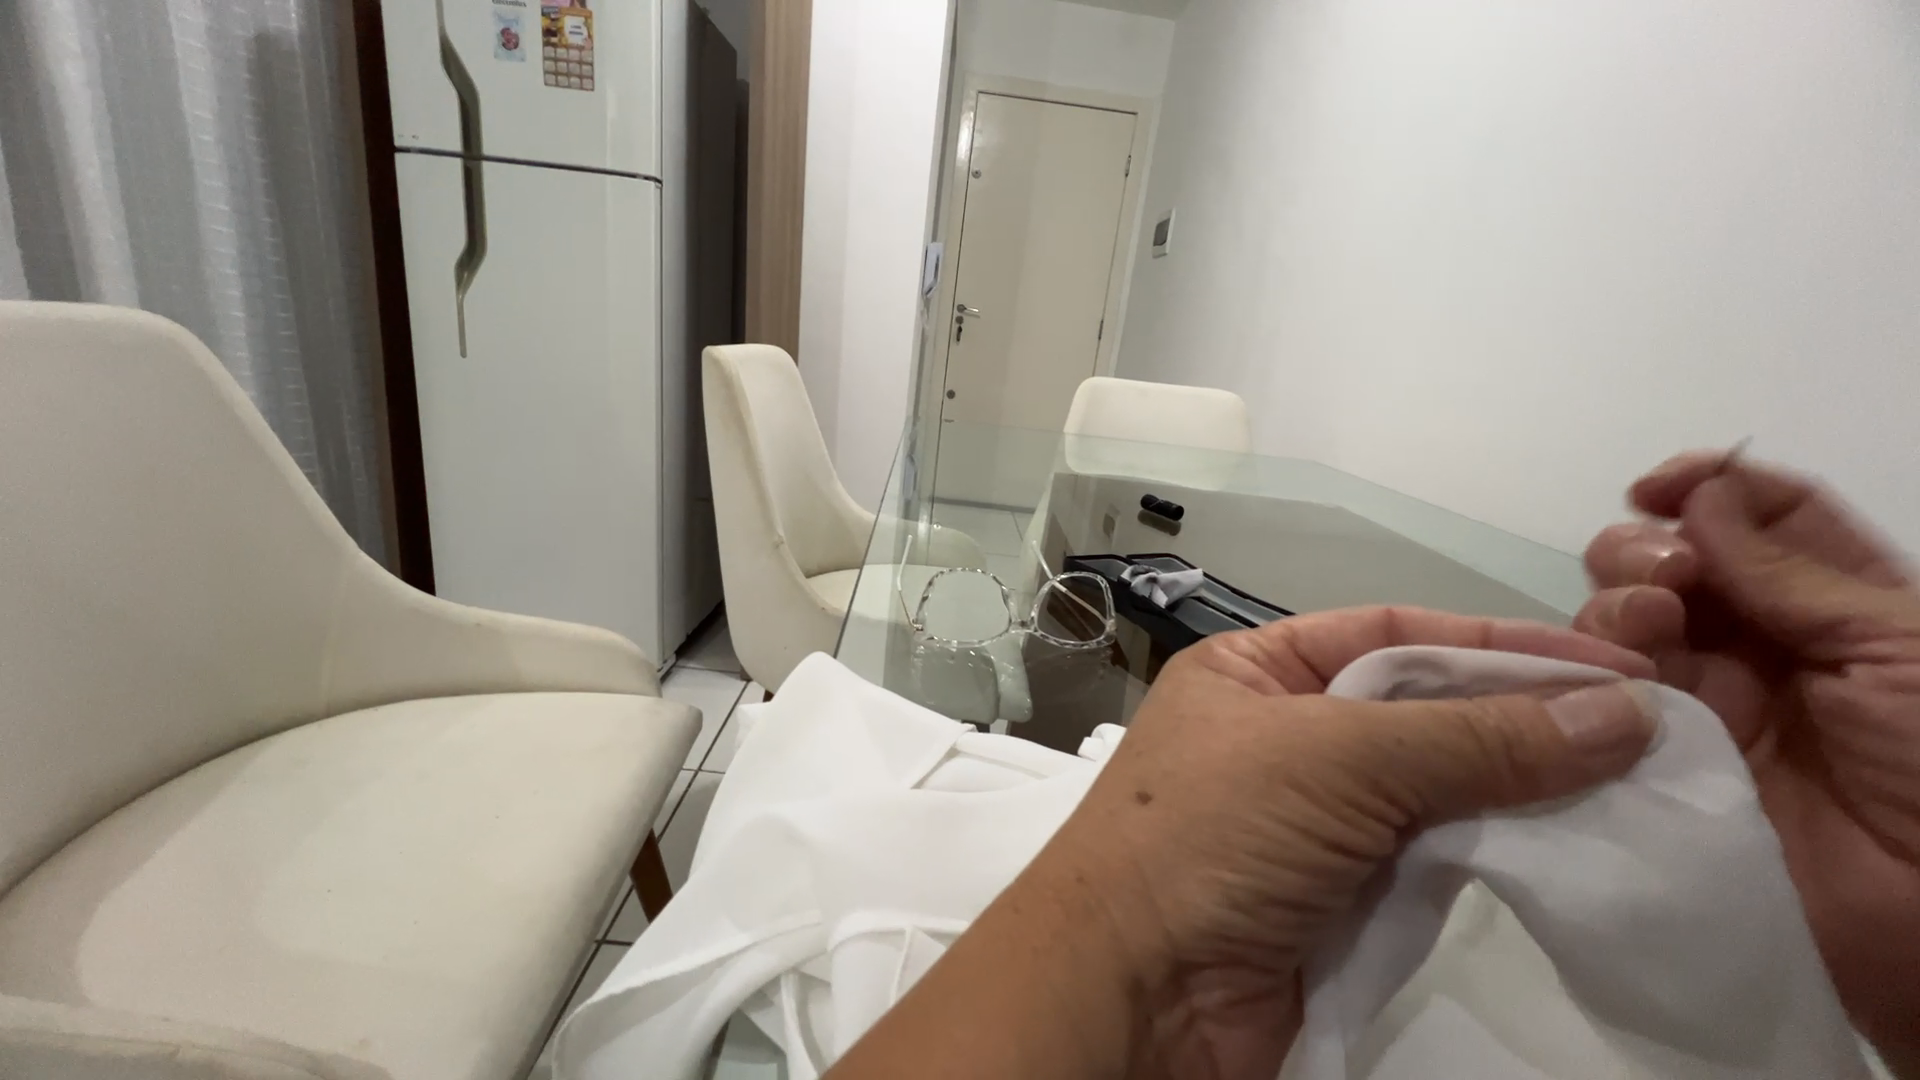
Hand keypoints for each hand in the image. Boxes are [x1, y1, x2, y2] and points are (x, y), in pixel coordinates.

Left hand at [828, 607, 1657, 1079]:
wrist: (1136, 987)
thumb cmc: (1211, 834)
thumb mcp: (1333, 757)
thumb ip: (1471, 738)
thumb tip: (1621, 711)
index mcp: (1255, 670)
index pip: (1389, 632)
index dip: (1496, 642)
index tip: (1619, 664)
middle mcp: (1283, 730)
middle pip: (1419, 707)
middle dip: (1521, 715)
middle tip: (1655, 728)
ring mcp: (1312, 812)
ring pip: (1437, 784)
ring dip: (1524, 787)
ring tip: (1641, 784)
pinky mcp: (1341, 889)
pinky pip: (1435, 853)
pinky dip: (1500, 849)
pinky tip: (1577, 844)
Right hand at [1576, 451, 1919, 1060]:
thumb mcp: (1908, 653)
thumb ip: (1796, 574)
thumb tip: (1702, 499)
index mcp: (1841, 609)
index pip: (1763, 521)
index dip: (1710, 488)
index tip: (1655, 488)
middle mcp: (1760, 644)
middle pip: (1673, 562)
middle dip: (1647, 549)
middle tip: (1664, 582)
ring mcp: (1698, 697)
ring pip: (1621, 618)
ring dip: (1618, 605)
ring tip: (1644, 635)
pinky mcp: (1643, 747)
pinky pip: (1595, 688)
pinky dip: (1584, 664)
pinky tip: (1598, 670)